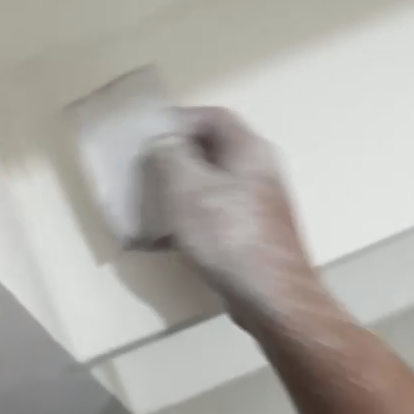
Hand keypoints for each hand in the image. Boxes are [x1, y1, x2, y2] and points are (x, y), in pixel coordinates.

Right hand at [141, 107, 336, 335]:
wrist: (270, 296)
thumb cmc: (226, 235)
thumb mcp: (185, 187)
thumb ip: (169, 154)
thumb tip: (163, 142)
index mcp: (249, 149)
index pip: (212, 116)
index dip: (177, 120)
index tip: (147, 135)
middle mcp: (259, 170)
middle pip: (211, 151)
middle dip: (173, 159)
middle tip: (144, 170)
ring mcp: (258, 204)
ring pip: (210, 185)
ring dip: (178, 192)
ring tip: (149, 205)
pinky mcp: (252, 234)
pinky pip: (214, 215)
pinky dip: (188, 220)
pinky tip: (163, 240)